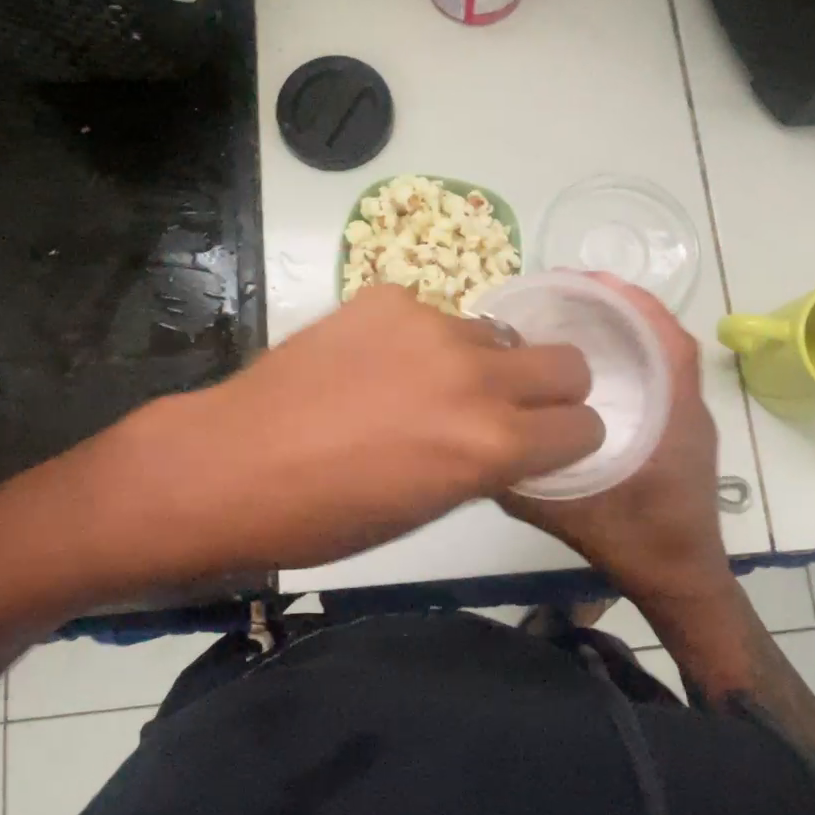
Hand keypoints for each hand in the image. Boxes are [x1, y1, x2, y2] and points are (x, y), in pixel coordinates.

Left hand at [121, 284, 604, 572]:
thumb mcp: (426, 509)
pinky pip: (433, 313)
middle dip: (553, 388)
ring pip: (496, 333)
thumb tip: (505, 436)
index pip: (584, 427)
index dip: (570, 440)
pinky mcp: (385, 296)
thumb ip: (483, 463)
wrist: (230, 464)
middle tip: (511, 407)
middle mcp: (476, 374)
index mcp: (492, 444)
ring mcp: (430, 324)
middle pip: (565, 361)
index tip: (549, 445)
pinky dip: (423, 338)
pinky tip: (375, 363)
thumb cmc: (325, 517)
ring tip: (425, 386)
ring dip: (481, 361)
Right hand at [500, 274, 731, 605]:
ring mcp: (687, 421)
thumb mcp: (565, 513)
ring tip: (577, 320)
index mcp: (673, 416)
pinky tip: (593, 369)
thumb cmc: (634, 543)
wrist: (680, 582)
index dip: (632, 303)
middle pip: (662, 339)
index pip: (666, 341)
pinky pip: (659, 380)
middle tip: (569, 296)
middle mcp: (686, 409)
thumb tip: (476, 438)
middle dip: (621, 308)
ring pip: (662, 358)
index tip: (588, 282)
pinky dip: (632, 359)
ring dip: (627, 332)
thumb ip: (522, 480)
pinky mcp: (680, 434)